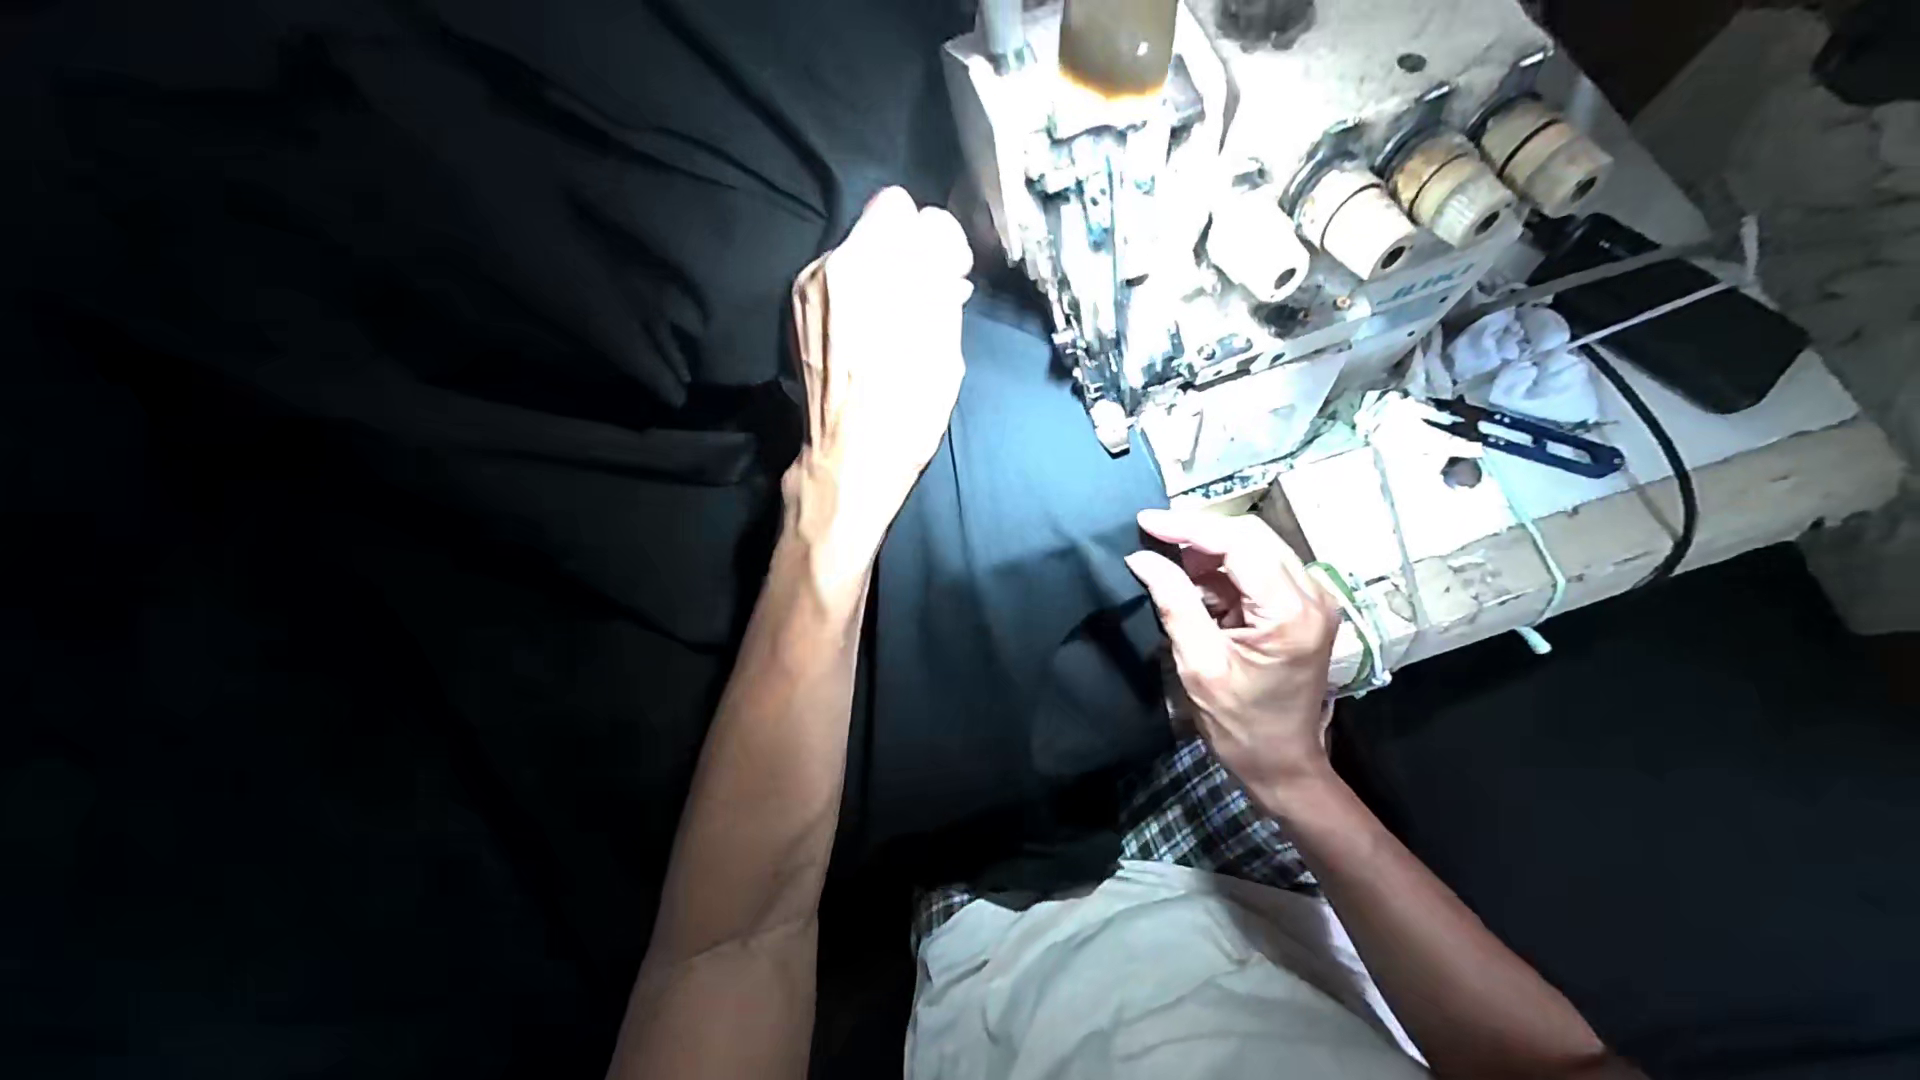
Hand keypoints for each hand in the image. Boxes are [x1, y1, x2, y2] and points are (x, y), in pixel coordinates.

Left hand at [785, 187, 972, 585]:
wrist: (848, 458)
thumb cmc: (906, 411)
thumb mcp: (944, 345)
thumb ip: (940, 284)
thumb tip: (938, 258)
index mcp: (876, 268)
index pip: (914, 213)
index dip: (940, 242)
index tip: (949, 274)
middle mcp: (834, 264)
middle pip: (883, 222)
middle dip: (913, 252)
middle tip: (931, 294)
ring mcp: (810, 286)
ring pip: (861, 249)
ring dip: (888, 273)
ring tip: (906, 318)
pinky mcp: (798, 309)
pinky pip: (841, 277)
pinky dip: (864, 292)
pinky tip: (878, 330)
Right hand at [1124, 509, 1341, 805]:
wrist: (1282, 760)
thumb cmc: (1240, 722)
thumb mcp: (1198, 663)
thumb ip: (1174, 602)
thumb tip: (1141, 558)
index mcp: (1290, 612)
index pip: (1239, 544)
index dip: (1188, 527)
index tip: (1146, 522)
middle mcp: (1313, 595)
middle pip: (1251, 536)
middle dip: (1197, 535)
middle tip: (1153, 543)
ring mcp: (1313, 597)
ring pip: (1254, 547)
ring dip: (1208, 552)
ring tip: (1171, 570)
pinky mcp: (1303, 604)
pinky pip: (1258, 567)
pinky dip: (1222, 570)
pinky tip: (1196, 585)